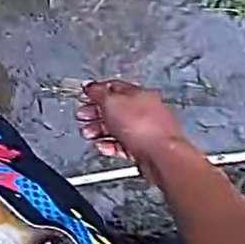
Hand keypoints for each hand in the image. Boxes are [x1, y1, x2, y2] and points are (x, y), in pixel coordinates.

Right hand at [75, 80, 190, 162]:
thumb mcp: (110, 102)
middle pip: (115, 109)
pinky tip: (103, 146)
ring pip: (118, 128)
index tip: (85, 96)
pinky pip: (124, 144)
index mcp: (141, 94)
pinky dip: (111, 144)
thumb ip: (97, 93)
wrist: (161, 156)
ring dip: (99, 130)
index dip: (96, 91)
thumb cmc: (142, 127)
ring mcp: (148, 131)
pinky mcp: (146, 149)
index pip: (114, 87)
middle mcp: (147, 110)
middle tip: (83, 116)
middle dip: (95, 114)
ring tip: (89, 134)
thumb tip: (90, 86)